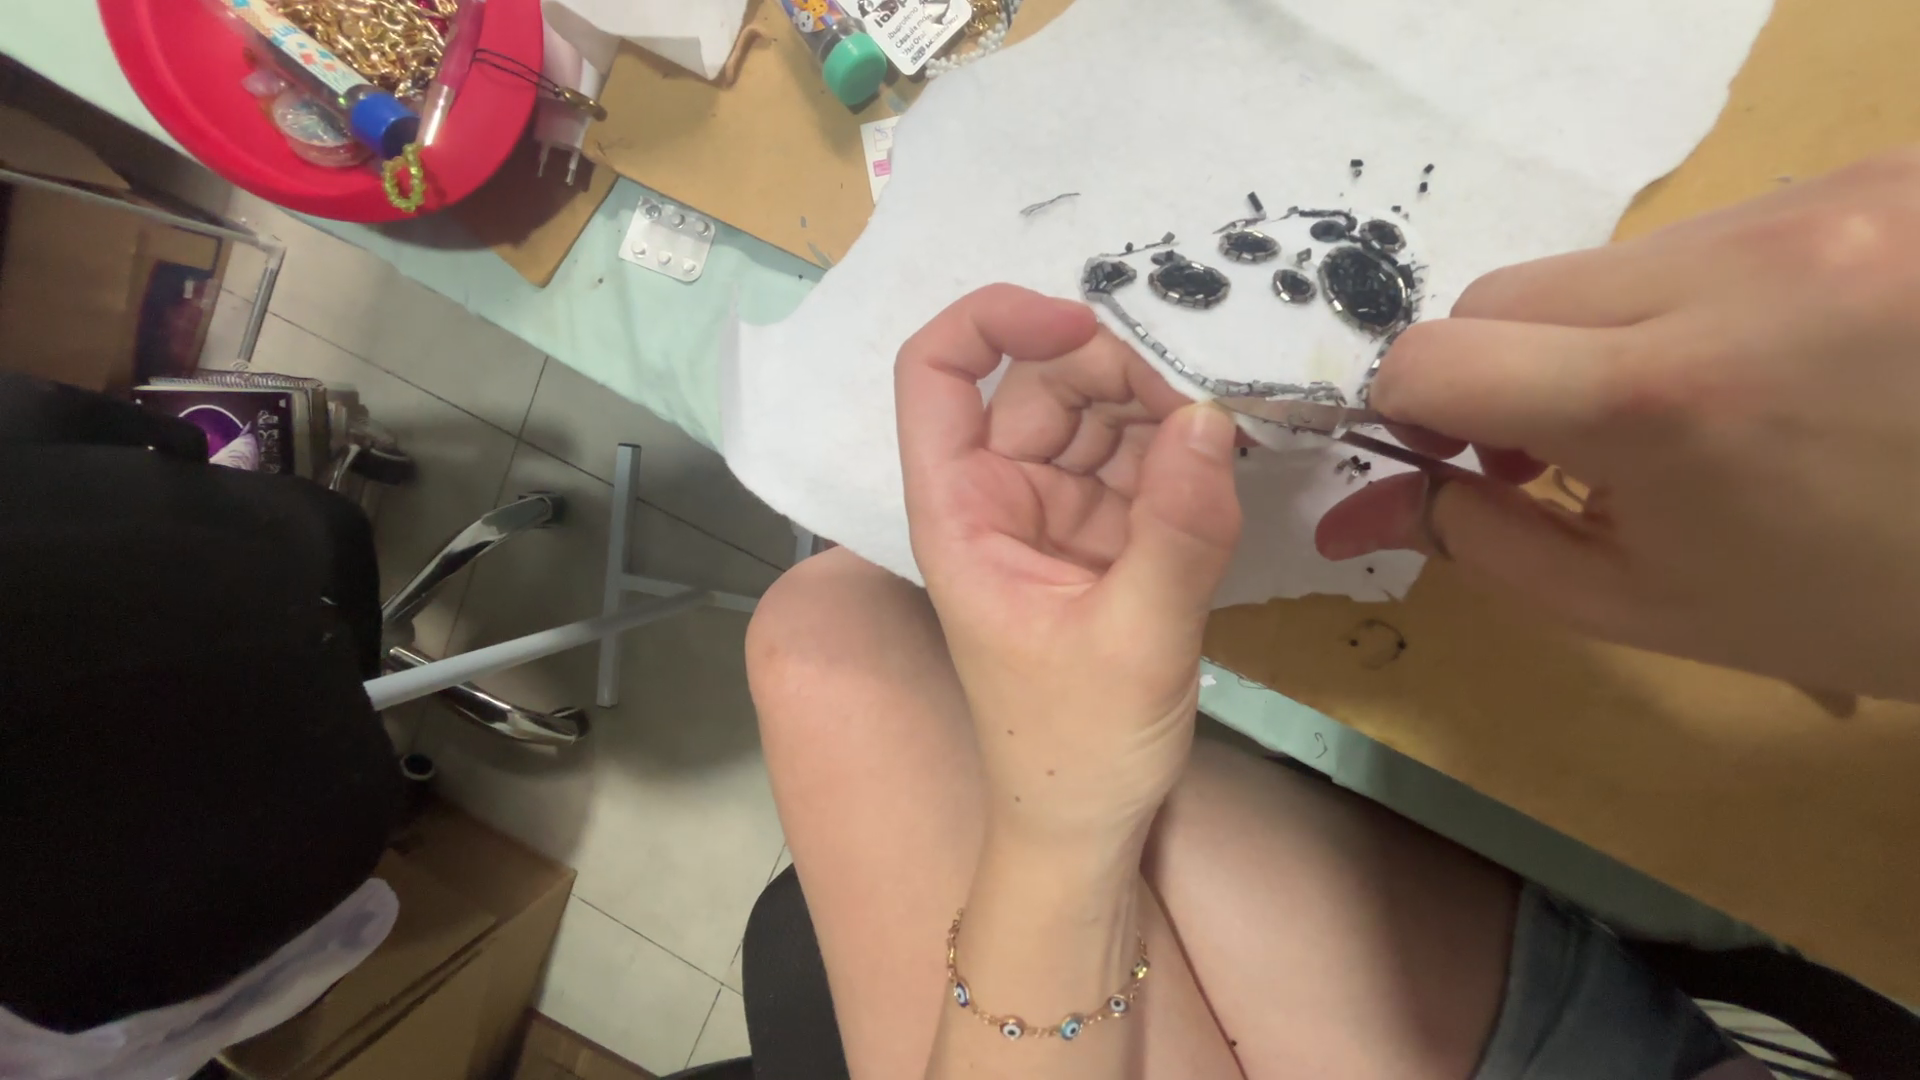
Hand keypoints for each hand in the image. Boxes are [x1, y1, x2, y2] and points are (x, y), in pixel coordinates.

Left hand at [895, 285, 1242, 843]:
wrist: (1083, 818)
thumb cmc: (1074, 746)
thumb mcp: (1135, 643)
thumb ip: (1178, 533)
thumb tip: (1211, 416)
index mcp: (960, 513)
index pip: (937, 375)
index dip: (994, 321)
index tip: (1084, 322)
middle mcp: (995, 497)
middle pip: (1037, 384)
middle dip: (1114, 374)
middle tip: (1199, 407)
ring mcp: (1048, 512)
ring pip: (1092, 415)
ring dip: (1154, 411)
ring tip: (1220, 440)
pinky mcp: (1096, 534)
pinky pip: (1133, 462)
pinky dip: (1175, 453)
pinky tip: (1217, 466)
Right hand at [1318, 147, 1919, 701]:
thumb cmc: (1878, 605)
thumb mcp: (1642, 603)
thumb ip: (1476, 543)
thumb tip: (1354, 513)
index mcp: (1666, 397)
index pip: (1432, 358)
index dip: (1404, 410)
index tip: (1449, 456)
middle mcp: (1745, 265)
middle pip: (1498, 294)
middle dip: (1490, 373)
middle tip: (1552, 448)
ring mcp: (1836, 199)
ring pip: (1596, 264)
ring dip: (1588, 339)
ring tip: (1681, 410)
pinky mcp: (1893, 170)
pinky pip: (1700, 238)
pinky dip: (1681, 305)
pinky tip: (1769, 363)